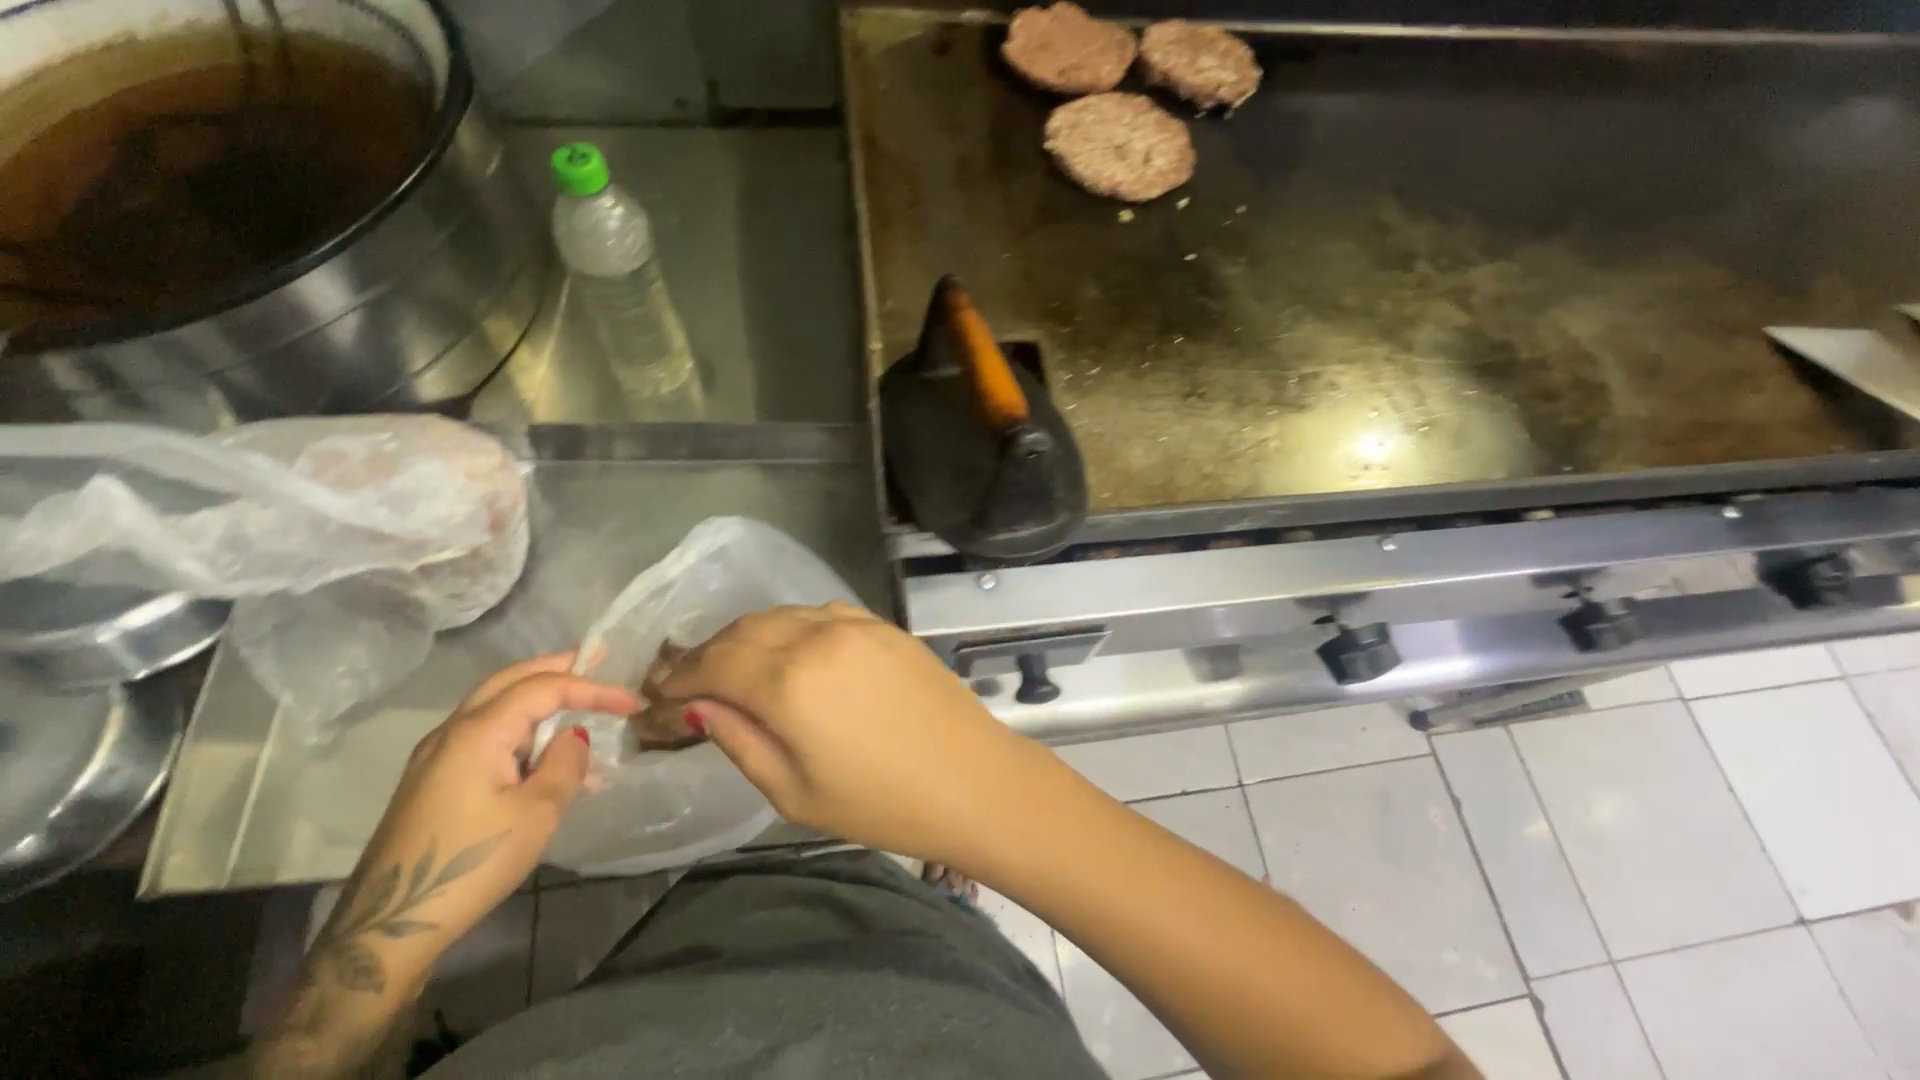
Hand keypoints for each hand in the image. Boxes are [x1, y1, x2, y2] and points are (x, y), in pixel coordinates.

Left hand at [314, 656, 637, 992]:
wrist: (390, 922)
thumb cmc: (471, 861)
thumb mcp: (536, 813)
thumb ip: (564, 765)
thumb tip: (573, 737)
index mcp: (477, 731)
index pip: (543, 688)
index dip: (592, 688)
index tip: (631, 702)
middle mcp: (451, 731)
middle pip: (509, 681)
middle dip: (555, 669)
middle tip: (598, 663)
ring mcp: (435, 757)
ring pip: (492, 706)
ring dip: (536, 699)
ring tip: (577, 706)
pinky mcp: (432, 782)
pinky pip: (484, 736)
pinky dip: (519, 729)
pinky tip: (542, 754)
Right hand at [657, 604, 1056, 866]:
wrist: (974, 781)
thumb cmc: (881, 804)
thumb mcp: (794, 792)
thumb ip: (738, 741)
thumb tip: (696, 708)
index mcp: (788, 682)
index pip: (712, 666)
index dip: (678, 680)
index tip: (658, 699)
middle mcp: (816, 637)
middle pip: (741, 632)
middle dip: (707, 657)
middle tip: (689, 687)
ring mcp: (854, 624)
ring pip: (779, 617)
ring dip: (746, 639)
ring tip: (733, 672)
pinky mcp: (882, 625)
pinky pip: (818, 614)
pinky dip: (789, 629)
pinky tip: (788, 655)